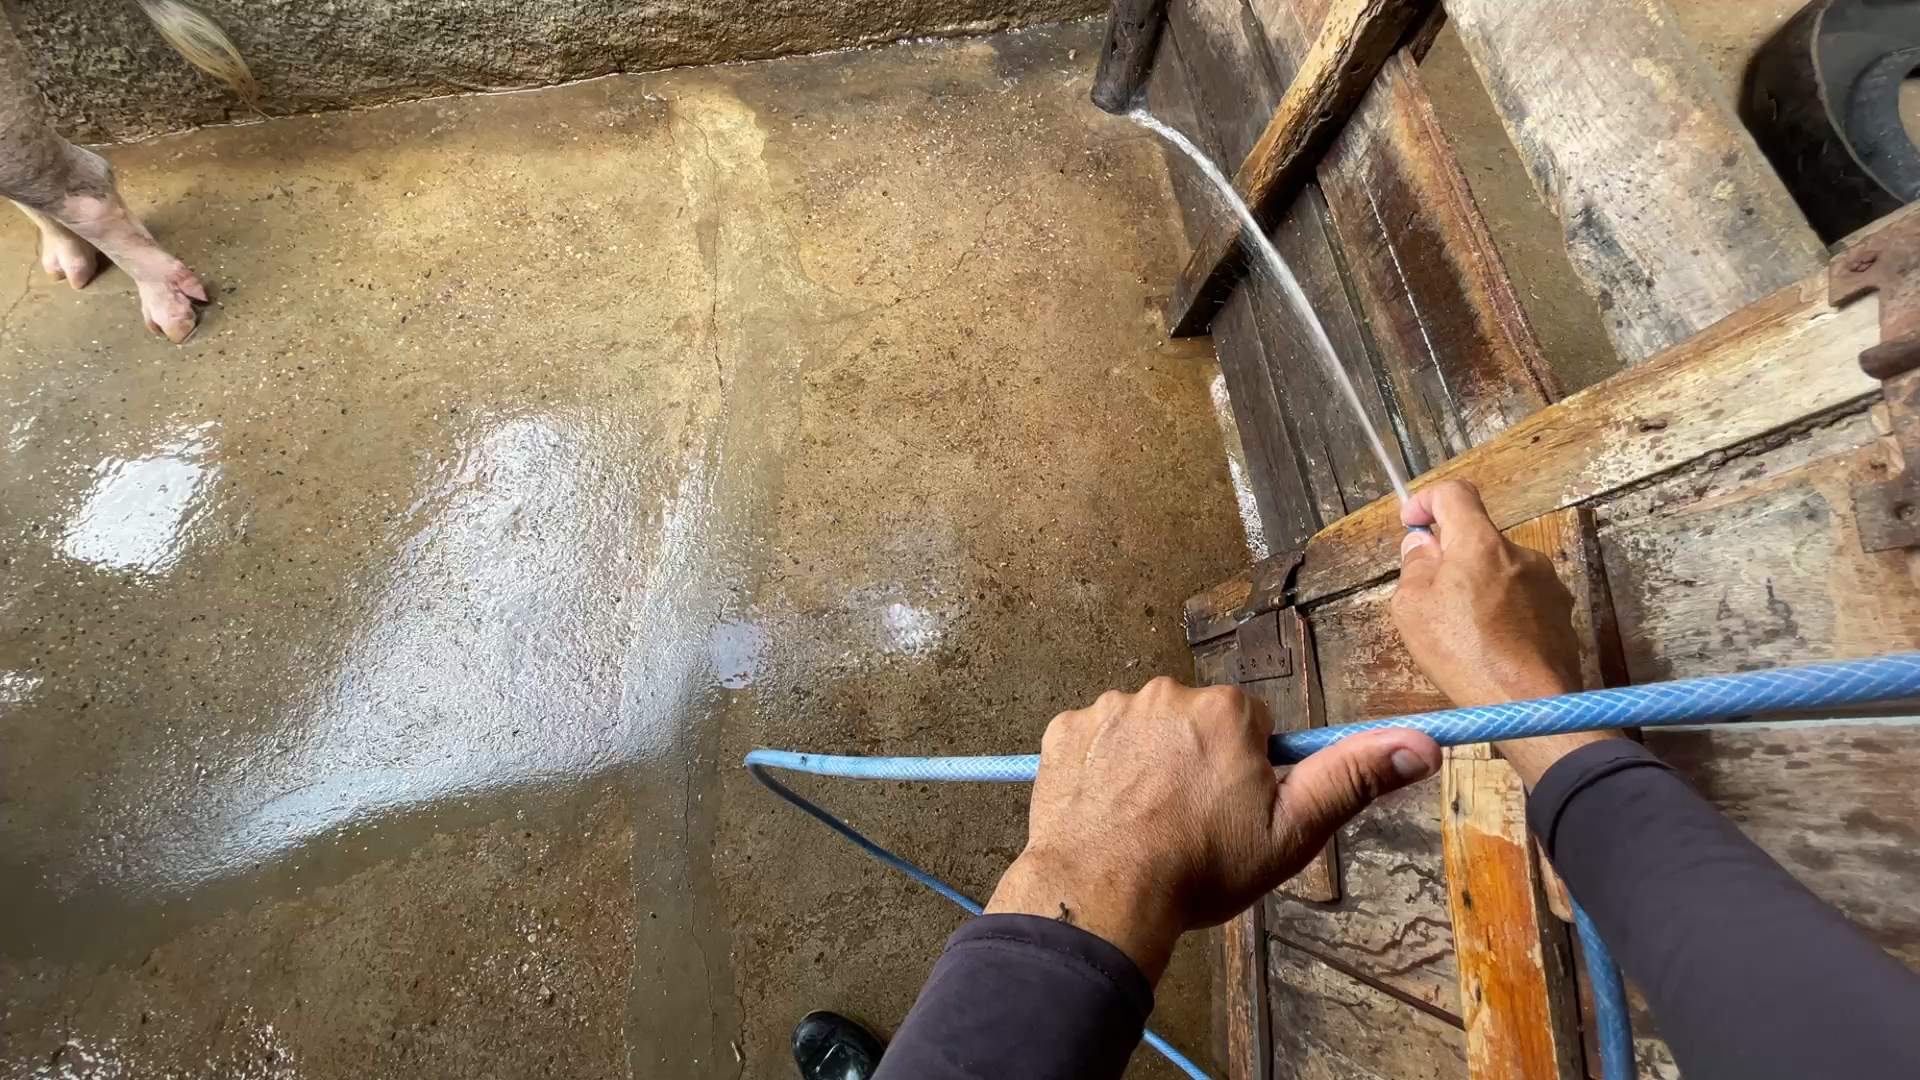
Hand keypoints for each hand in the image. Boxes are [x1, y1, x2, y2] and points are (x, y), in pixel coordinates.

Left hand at [985, 677, 1439, 981]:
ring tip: (1143, 814)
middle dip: (1194, 755)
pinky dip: (1100, 762)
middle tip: (1186, 813)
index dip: (1244, 765)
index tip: (1230, 802)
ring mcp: (1107, 708)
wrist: (1104, 891)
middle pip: (1191, 718)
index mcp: (1223, 710)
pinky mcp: (1064, 728)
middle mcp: (1163, 693)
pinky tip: (1105, 803)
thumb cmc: (1201, 867)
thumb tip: (1421, 741)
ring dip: (1145, 757)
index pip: (1247, 722)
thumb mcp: (1291, 831)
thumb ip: (1351, 778)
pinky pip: (1093, 737)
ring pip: (1141, 726)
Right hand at [1391, 480, 1614, 784]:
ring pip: (1498, 568)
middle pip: (1476, 537)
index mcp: (1480, 544)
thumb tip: (1423, 544)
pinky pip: (1519, 595)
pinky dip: (1498, 607)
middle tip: (1426, 592)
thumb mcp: (1412, 606)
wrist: (1527, 703)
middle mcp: (1520, 554)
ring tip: (1456, 625)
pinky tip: (1485, 641)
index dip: (1427, 500)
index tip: (1413, 522)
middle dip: (1449, 555)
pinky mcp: (1560, 612)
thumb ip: (1415, 566)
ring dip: (1474, 583)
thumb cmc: (1461, 651)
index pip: (1455, 493)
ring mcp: (1546, 583)